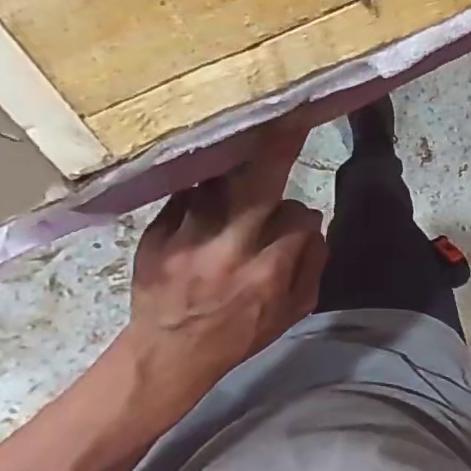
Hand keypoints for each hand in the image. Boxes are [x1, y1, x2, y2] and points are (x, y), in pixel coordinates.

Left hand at [106, 122, 328, 420]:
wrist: (166, 355)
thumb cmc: (235, 337)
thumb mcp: (288, 316)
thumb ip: (311, 269)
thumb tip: (314, 225)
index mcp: (264, 275)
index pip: (298, 219)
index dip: (303, 218)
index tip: (298, 224)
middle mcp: (226, 251)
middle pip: (258, 185)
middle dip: (280, 146)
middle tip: (292, 115)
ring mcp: (185, 240)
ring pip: (219, 182)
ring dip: (235, 170)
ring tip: (243, 154)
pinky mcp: (156, 234)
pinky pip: (186, 194)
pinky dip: (202, 188)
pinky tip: (207, 189)